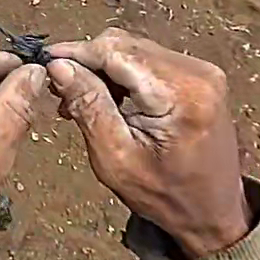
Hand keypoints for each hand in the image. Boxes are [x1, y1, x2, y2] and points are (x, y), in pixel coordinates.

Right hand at [46, 29, 249, 259]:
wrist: (215, 214)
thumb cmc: (164, 196)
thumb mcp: (115, 157)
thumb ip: (88, 105)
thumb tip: (57, 64)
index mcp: (181, 95)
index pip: (115, 50)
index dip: (75, 52)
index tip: (44, 62)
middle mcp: (196, 73)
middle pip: (122, 44)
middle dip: (86, 61)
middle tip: (60, 88)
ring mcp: (200, 71)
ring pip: (130, 47)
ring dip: (100, 66)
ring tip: (78, 97)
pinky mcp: (197, 75)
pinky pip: (145, 57)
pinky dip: (119, 71)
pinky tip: (104, 95)